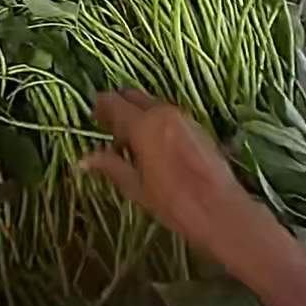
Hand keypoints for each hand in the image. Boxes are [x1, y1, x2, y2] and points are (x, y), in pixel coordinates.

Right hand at [79, 90, 265, 262]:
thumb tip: (83, 159)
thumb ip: (110, 166)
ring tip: (131, 142)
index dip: (100, 106)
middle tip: (109, 128)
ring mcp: (180, 115)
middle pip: (132, 95)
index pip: (113, 101)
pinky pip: (166, 112)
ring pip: (150, 102)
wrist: (222, 210)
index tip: (93, 119)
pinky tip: (153, 145)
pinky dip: (154, 119)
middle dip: (117, 106)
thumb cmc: (175, 203)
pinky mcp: (194, 123)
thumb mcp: (136, 188)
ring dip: (136, 113)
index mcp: (143, 125)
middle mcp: (161, 112)